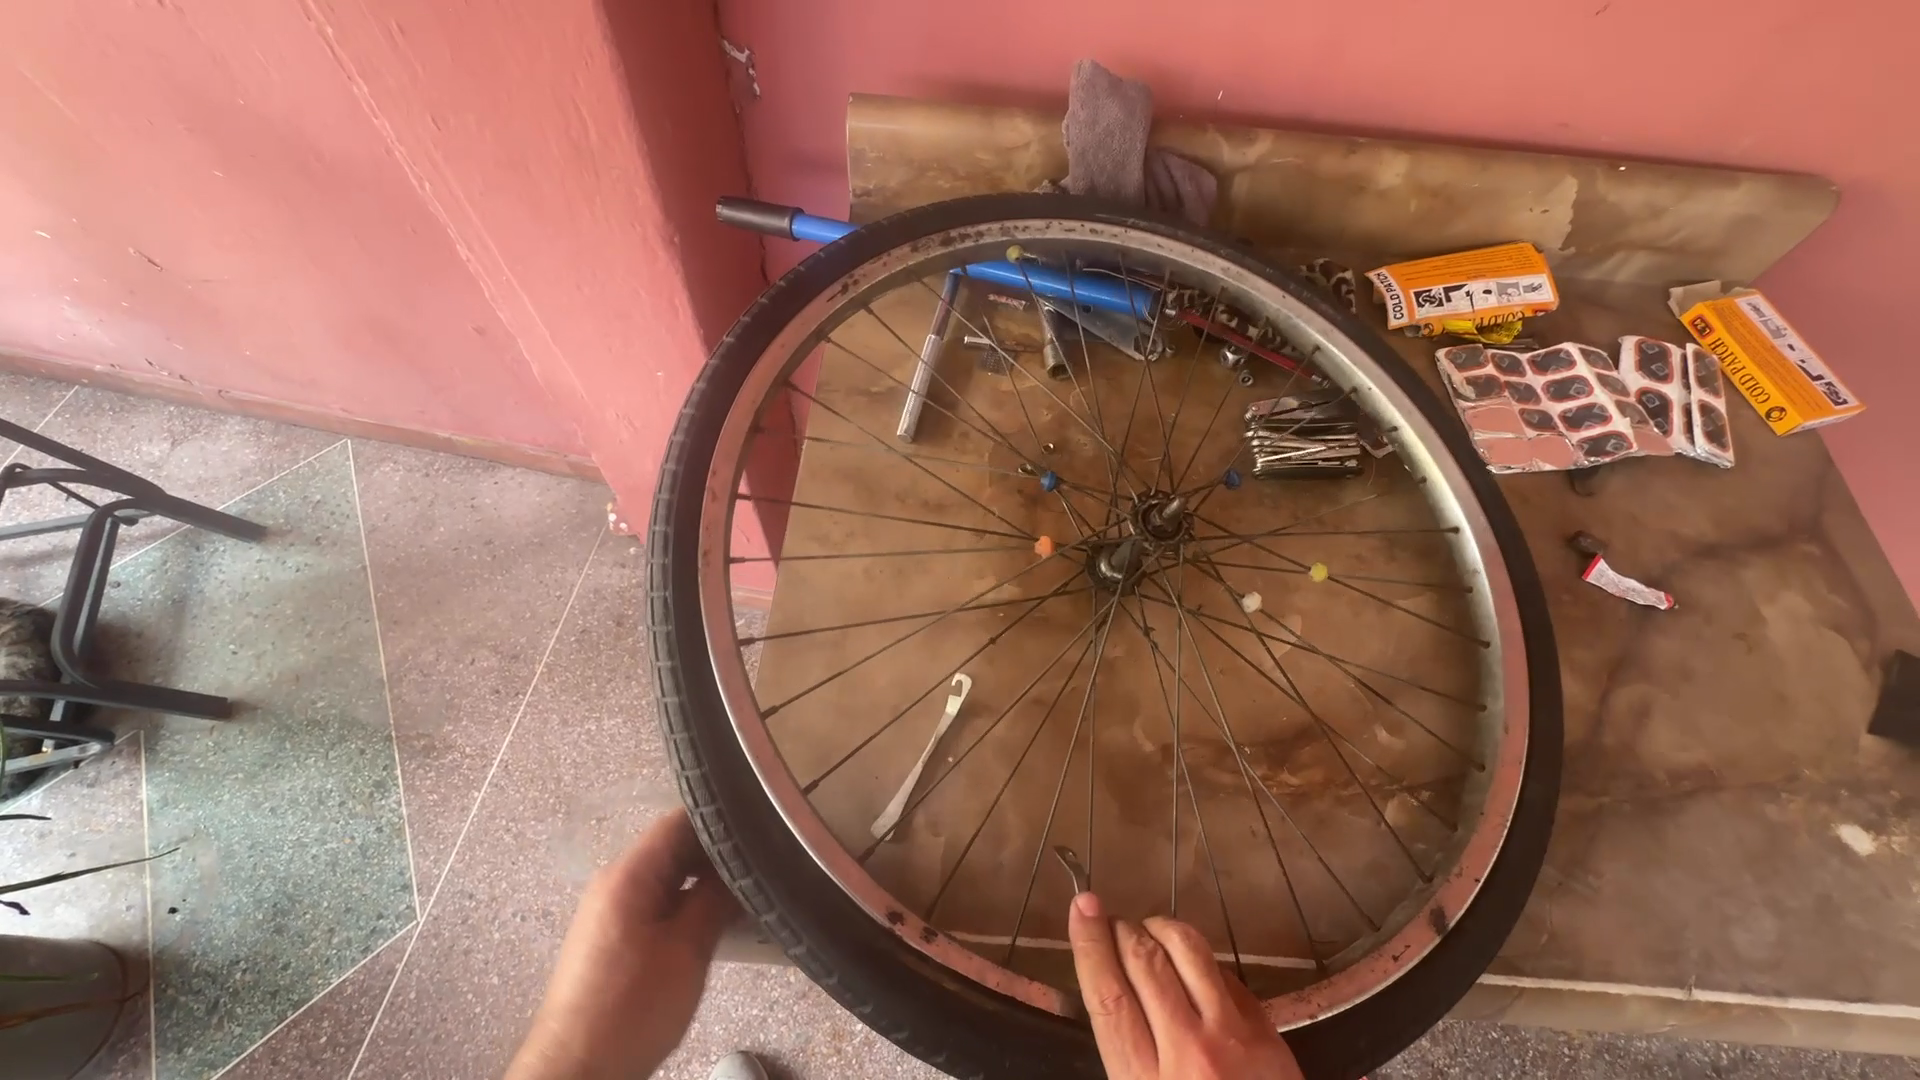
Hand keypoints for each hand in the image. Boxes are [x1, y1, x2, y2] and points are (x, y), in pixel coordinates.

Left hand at [506, 809, 737, 1079]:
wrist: (576, 1072)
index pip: (679, 820)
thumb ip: (715, 899)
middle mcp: (615, 882)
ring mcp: (612, 909)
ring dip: (707, 879)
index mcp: (628, 874)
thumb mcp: (687, 951)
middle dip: (720, 850)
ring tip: (753, 888)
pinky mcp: (615, 935)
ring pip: (669, 874)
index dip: (724, 816)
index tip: (763, 824)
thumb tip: (744, 865)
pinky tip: (721, 917)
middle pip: (675, 844)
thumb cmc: (631, 1010)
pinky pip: (660, 899)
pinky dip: (690, 901)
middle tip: (767, 860)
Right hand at [1068, 892, 1303, 1079]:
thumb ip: (1126, 1055)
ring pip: (1188, 948)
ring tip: (1149, 932)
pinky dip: (1198, 957)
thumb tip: (1113, 990)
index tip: (1082, 905)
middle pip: (1144, 960)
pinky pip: (1222, 970)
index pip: (1108, 993)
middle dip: (1122, 929)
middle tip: (1113, 922)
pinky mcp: (1267, 1028)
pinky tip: (1191, 967)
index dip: (1090, 943)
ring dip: (1160, 927)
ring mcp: (1232, 1035)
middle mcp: (1187, 1050)